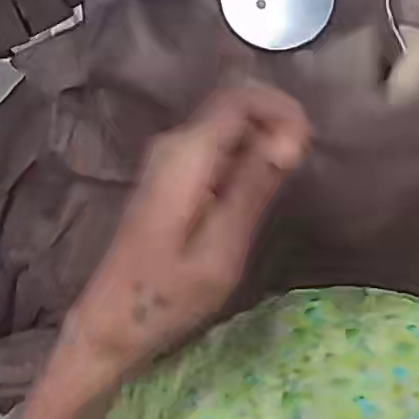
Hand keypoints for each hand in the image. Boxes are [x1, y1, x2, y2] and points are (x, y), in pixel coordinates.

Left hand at [55, 85, 309, 386]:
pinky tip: (258, 184)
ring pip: (229, 121)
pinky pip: (218, 143)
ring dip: (263, 136)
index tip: (308, 143)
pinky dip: (246, 151)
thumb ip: (253, 187)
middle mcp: (174, 142)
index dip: (281, 108)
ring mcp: (169, 155)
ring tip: (286, 174)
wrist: (111, 320)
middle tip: (301, 161)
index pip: (240, 97)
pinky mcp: (171, 171)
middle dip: (276, 120)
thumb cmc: (168, 294)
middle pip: (235, 103)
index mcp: (186, 155)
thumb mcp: (221, 249)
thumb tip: (289, 137)